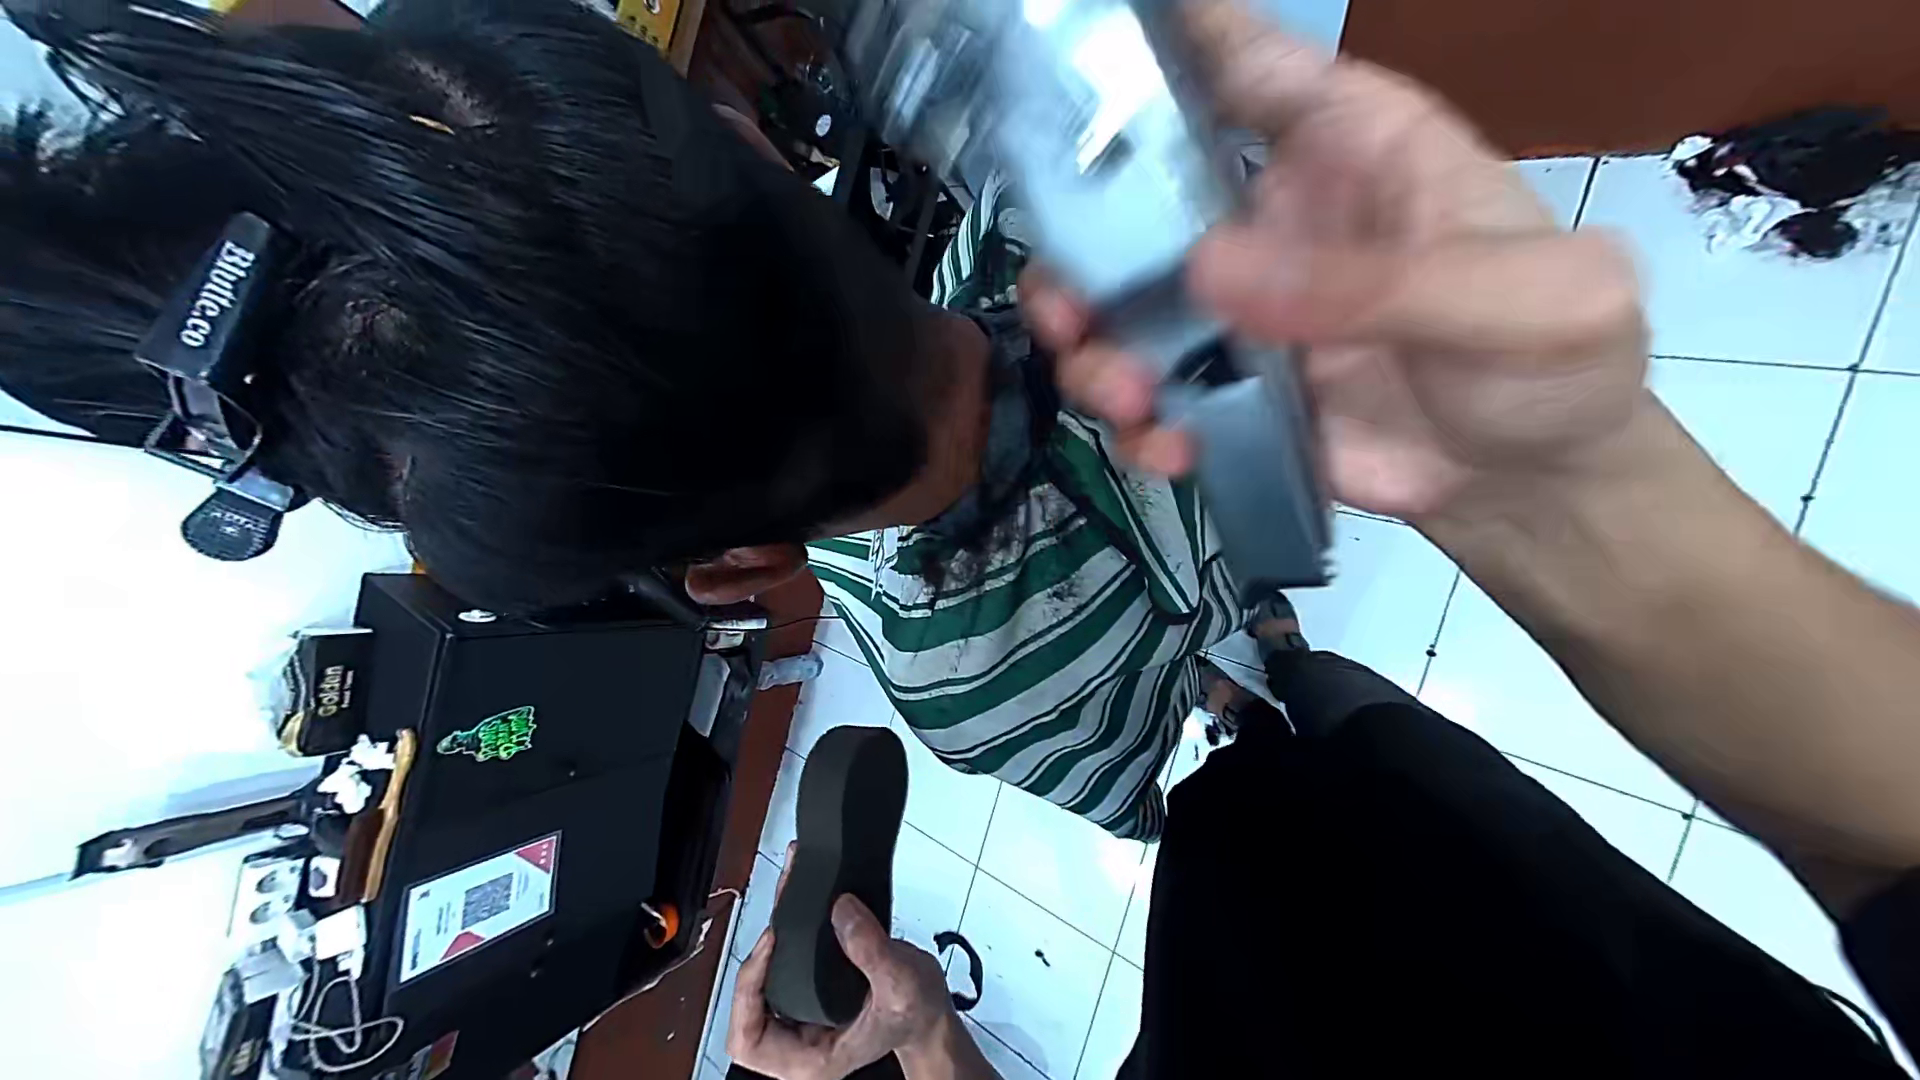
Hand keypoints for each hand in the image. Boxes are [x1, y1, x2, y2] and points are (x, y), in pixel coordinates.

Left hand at [728, 894, 957, 1079]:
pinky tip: (800, 894)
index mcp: (810, 1056)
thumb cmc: (916, 1012)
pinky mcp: (814, 982)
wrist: (930, 1006)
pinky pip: (788, 955)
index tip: (771, 946)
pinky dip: (790, 924)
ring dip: (774, 933)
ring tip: (787, 895)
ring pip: (767, 974)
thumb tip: (841, 910)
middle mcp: (799, 1035)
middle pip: (751, 1001)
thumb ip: (871, 950)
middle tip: (778, 921)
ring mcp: (804, 1009)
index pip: (749, 1039)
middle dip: (758, 957)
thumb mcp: (900, 984)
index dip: (748, 992)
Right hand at [1023, 1, 1650, 525]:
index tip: (1076, 68)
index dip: (1160, 53)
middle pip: (1133, 215)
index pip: (1243, 69)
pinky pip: (1147, 402)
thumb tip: (1212, 272)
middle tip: (1069, 313)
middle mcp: (1265, 229)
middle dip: (1079, 259)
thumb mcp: (1521, 303)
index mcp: (1344, 154)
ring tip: (1128, 396)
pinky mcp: (1216, 396)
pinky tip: (1171, 449)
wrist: (1518, 480)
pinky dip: (1140, 429)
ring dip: (1096, 358)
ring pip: (1117, 318)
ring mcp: (1230, 321)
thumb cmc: (1552, 364)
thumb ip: (1380, 280)